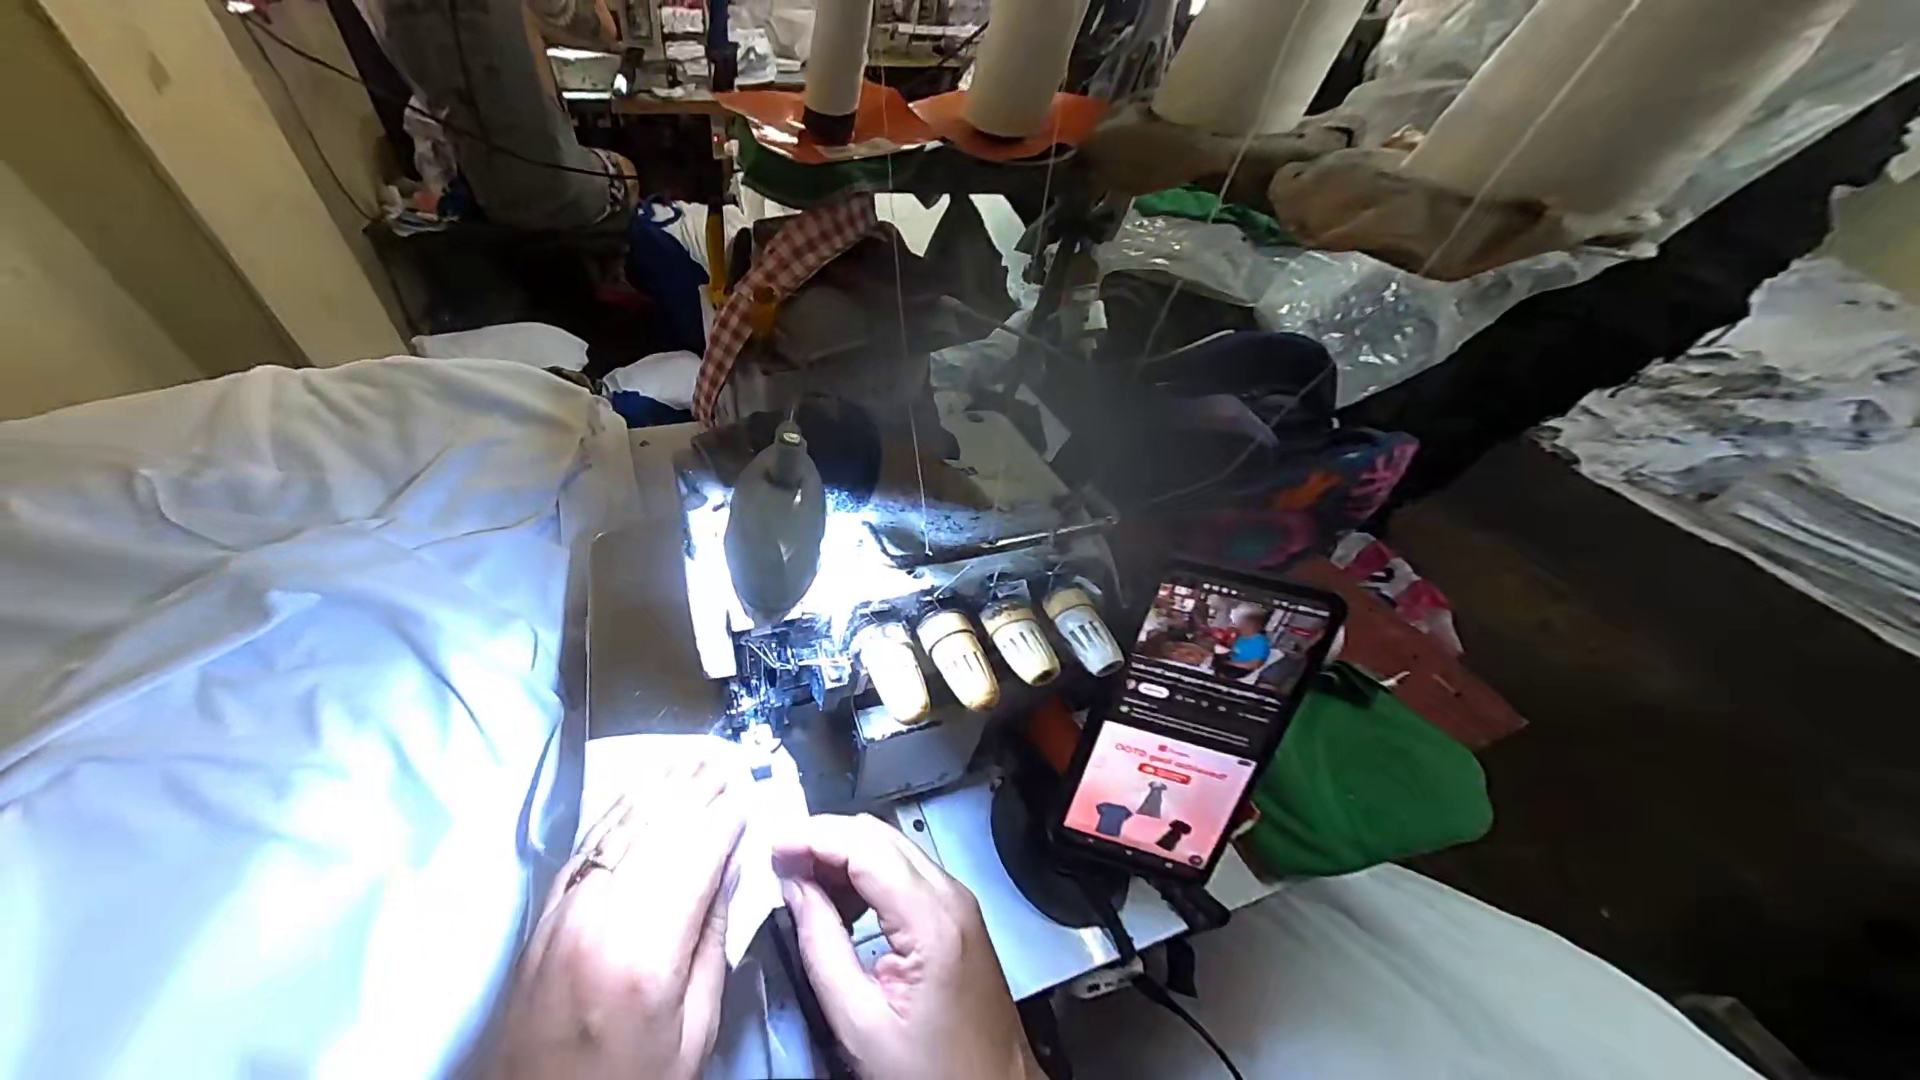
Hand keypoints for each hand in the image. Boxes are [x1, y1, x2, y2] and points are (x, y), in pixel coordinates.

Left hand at [487, 757, 744, 1079]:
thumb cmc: (631, 1079)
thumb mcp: (695, 1026)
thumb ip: (714, 938)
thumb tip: (731, 868)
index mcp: (648, 951)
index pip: (697, 857)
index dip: (725, 820)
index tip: (746, 796)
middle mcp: (602, 918)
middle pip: (660, 832)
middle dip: (696, 791)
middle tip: (723, 761)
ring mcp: (566, 911)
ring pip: (621, 829)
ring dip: (659, 788)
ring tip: (689, 759)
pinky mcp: (544, 915)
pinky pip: (588, 846)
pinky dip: (617, 811)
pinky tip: (638, 789)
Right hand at [774, 814, 1041, 1079]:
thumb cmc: (933, 1072)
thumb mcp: (861, 1023)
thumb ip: (822, 947)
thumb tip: (796, 888)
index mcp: (932, 920)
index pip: (867, 848)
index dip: (816, 837)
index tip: (776, 843)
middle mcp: (950, 894)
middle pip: (879, 836)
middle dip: (825, 837)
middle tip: (781, 858)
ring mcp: (956, 897)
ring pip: (891, 845)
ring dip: (843, 850)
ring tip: (800, 875)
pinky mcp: (954, 907)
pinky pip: (903, 868)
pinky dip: (866, 868)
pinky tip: (837, 892)